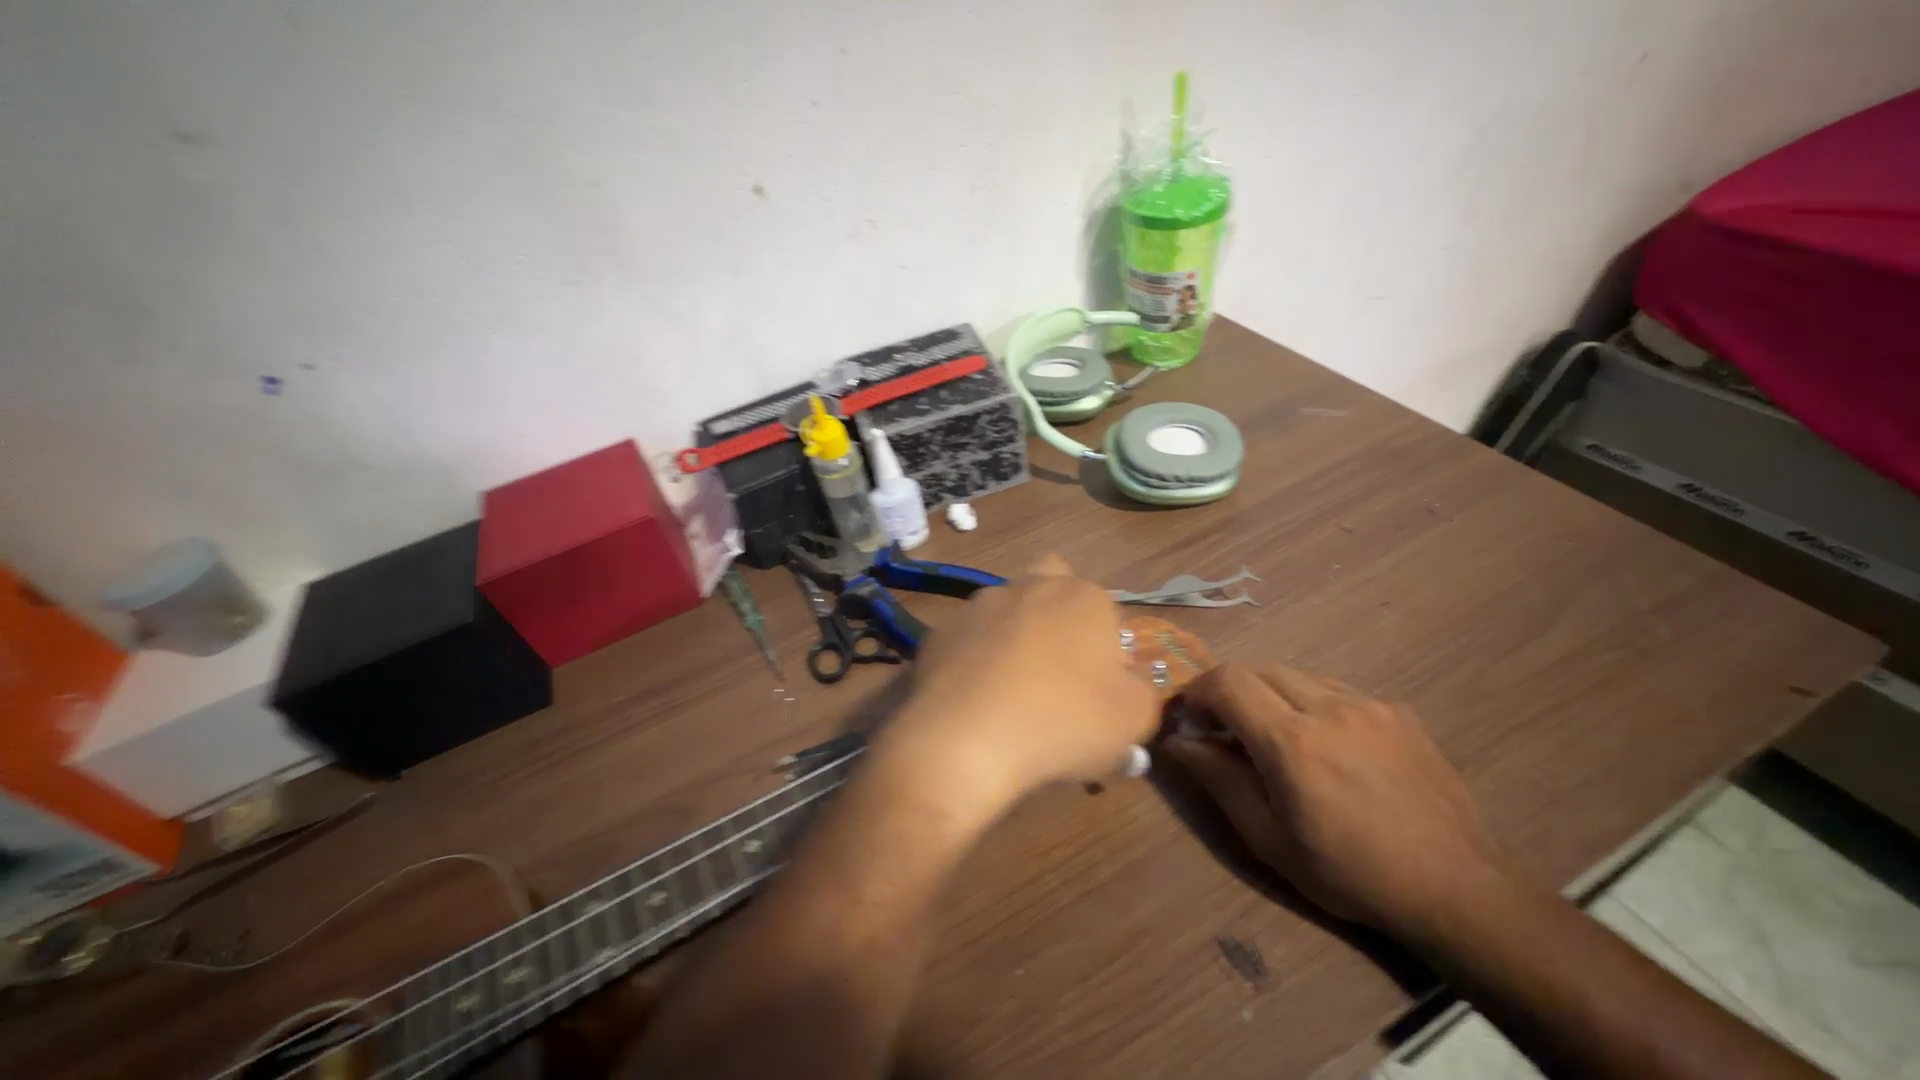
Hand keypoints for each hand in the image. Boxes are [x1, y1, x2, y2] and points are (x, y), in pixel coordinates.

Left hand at [875, 554, 1158, 817]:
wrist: (964, 742)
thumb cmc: (1063, 723)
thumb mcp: (1133, 718)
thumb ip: (1141, 691)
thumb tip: (1127, 681)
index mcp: (1084, 597)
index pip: (1107, 613)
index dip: (1110, 651)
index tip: (1103, 692)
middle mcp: (1029, 587)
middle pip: (1051, 586)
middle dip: (1057, 616)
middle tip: (1058, 671)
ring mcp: (977, 607)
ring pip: (1004, 613)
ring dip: (1011, 640)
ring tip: (1010, 696)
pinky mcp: (937, 634)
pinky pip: (966, 644)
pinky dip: (973, 665)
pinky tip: (974, 704)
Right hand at [1160, 665, 1503, 934]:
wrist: (1453, 886)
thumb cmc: (1349, 873)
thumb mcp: (1269, 838)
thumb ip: (1219, 780)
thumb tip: (1178, 740)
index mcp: (1293, 742)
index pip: (1228, 682)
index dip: (1199, 692)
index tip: (1192, 721)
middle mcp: (1331, 707)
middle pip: (1259, 668)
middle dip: (1230, 690)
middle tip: (1224, 730)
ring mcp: (1370, 704)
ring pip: (1298, 675)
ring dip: (1271, 695)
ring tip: (1275, 739)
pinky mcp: (1399, 710)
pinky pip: (1338, 690)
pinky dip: (1312, 704)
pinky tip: (1326, 746)